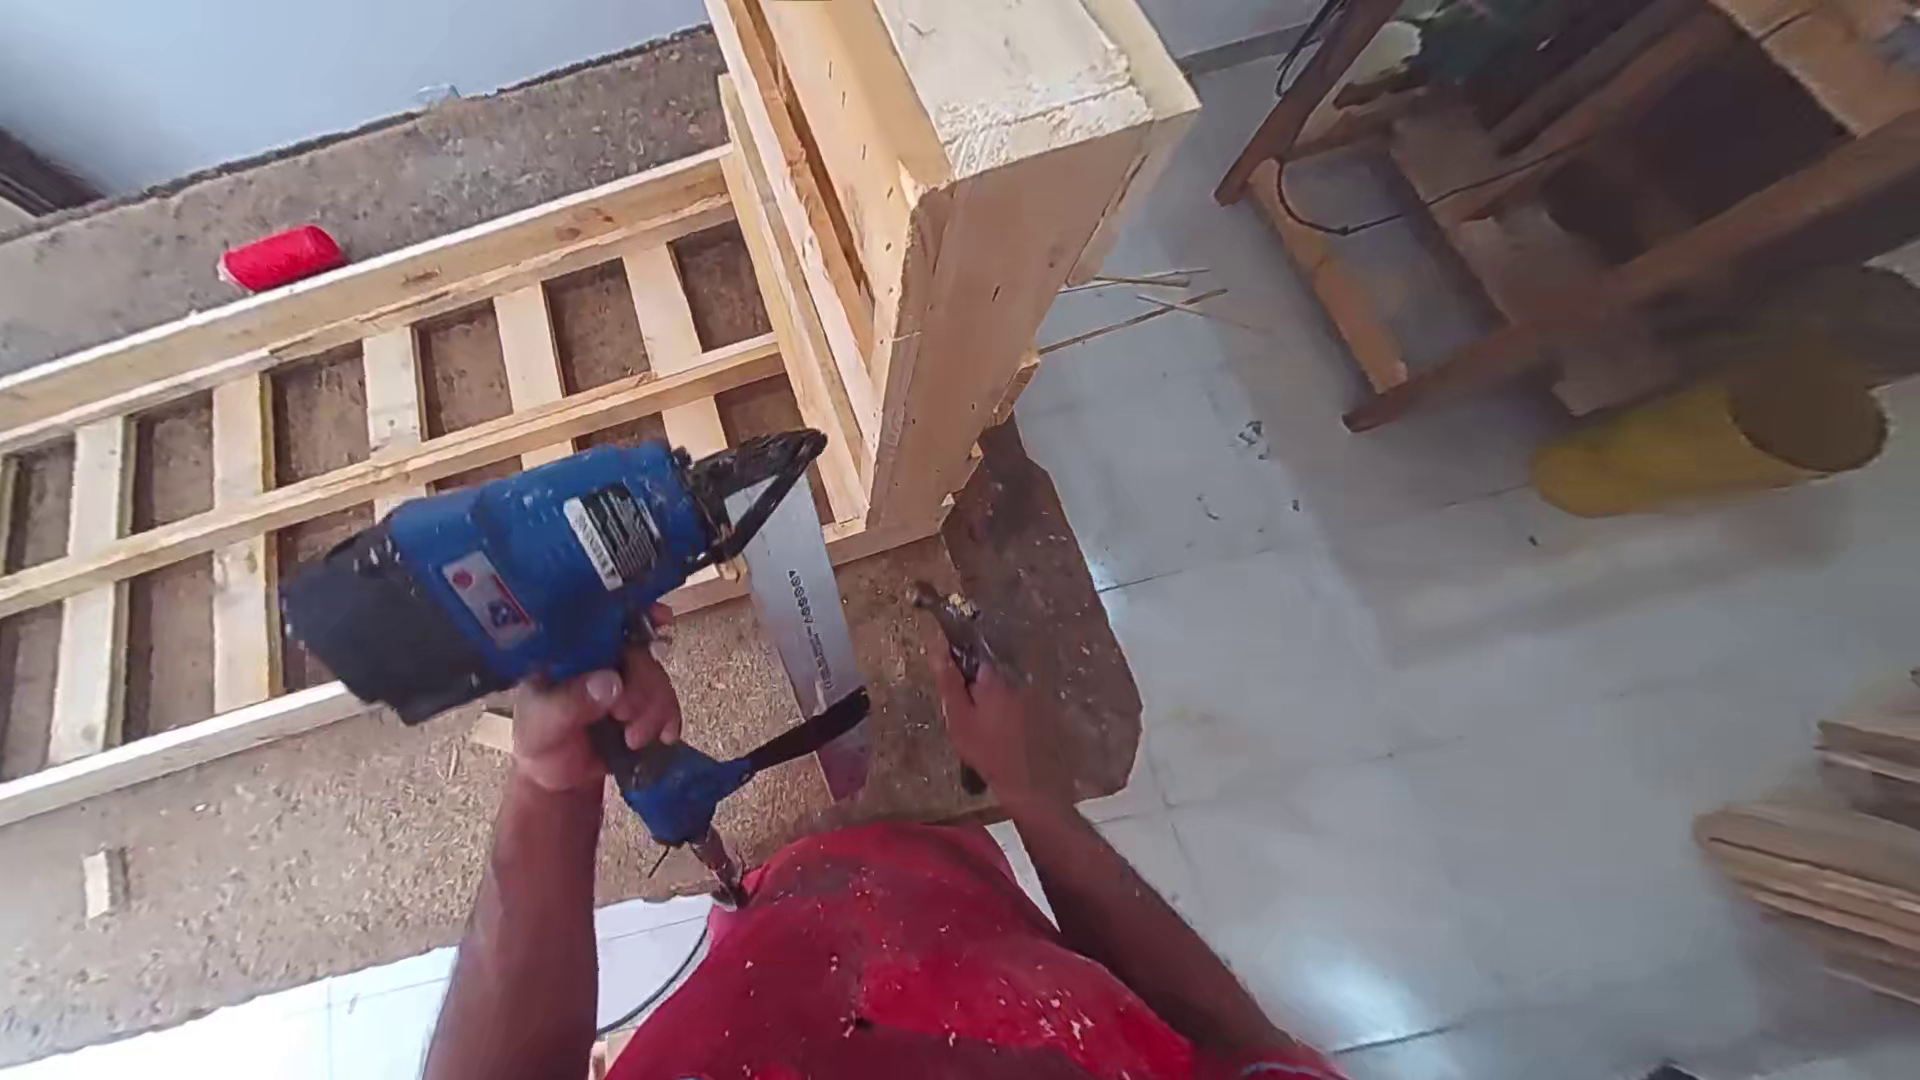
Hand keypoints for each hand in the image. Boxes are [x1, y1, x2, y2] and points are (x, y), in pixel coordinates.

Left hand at [512, 605, 682, 792]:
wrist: (561, 779)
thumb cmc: (543, 744)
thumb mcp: (543, 727)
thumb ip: (571, 705)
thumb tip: (612, 682)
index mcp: (572, 652)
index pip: (605, 618)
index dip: (637, 613)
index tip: (661, 618)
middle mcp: (605, 657)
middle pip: (641, 652)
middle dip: (644, 687)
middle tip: (625, 717)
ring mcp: (630, 677)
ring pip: (660, 677)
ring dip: (654, 710)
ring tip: (632, 740)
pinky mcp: (649, 701)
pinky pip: (671, 700)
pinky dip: (670, 719)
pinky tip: (663, 736)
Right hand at [925, 626, 1066, 810]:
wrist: (1029, 784)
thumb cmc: (988, 752)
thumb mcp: (960, 721)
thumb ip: (950, 686)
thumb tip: (939, 653)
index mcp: (995, 683)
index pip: (977, 669)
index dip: (967, 684)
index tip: (961, 705)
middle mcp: (1018, 685)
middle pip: (994, 684)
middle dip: (984, 698)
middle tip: (975, 726)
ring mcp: (1035, 702)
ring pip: (1009, 700)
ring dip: (1000, 711)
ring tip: (994, 738)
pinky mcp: (1046, 719)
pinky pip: (1023, 714)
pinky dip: (1015, 723)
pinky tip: (1010, 743)